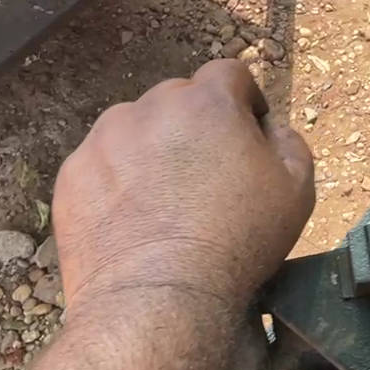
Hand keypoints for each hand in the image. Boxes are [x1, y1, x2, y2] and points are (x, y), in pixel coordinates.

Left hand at [51, 61, 313, 313]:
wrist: (160, 297)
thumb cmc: (240, 239)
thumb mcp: (298, 189)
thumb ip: (290, 141)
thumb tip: (269, 127)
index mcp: (209, 103)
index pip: (230, 73)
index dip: (245, 100)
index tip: (248, 134)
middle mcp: (152, 107)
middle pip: (180, 98)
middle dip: (197, 124)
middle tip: (209, 173)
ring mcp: (104, 139)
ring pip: (136, 126)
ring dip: (155, 147)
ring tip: (166, 198)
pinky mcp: (71, 174)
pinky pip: (103, 162)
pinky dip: (119, 178)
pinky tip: (136, 218)